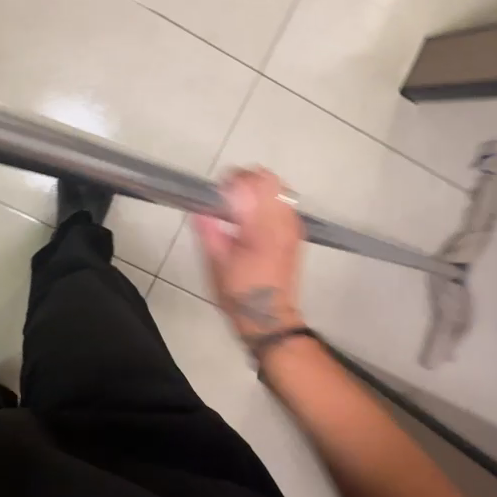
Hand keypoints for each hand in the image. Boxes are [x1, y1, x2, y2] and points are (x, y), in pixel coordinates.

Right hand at [197, 167, 305, 345]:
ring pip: (279, 187)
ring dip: (258, 189)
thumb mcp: (215, 262)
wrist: (270, 318)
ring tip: (241, 208)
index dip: (230, 182)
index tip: (217, 195)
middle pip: (268, 178)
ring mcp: (293, 226)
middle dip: (246, 181)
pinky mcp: (297, 233)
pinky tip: (255, 220)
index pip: (250, 183)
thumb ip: (208, 230)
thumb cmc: (239, 293)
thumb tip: (200, 206)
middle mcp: (282, 221)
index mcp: (261, 228)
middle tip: (228, 198)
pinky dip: (269, 201)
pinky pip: (285, 203)